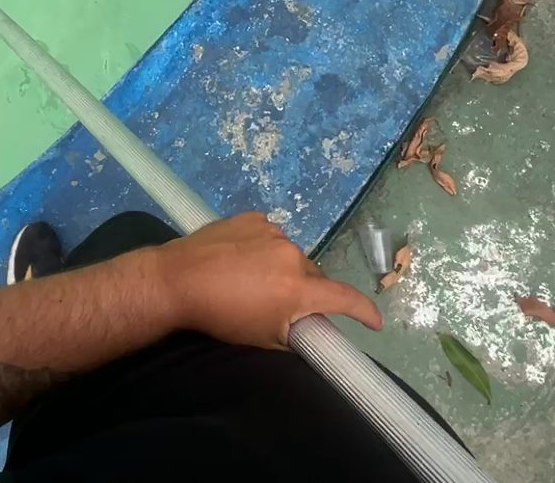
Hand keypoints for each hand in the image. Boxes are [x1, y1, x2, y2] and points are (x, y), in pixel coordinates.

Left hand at [143, 211, 381, 348]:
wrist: (179, 279)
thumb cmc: (222, 316)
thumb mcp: (266, 338)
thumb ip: (299, 332)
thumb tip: (314, 327)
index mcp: (298, 288)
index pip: (345, 298)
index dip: (364, 312)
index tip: (375, 323)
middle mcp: (291, 254)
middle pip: (314, 276)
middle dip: (308, 292)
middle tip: (284, 307)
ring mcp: (271, 231)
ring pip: (291, 255)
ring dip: (284, 268)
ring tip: (253, 281)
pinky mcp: (252, 217)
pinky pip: (270, 236)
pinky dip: (264, 248)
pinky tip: (241, 259)